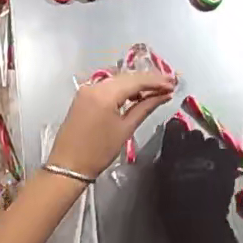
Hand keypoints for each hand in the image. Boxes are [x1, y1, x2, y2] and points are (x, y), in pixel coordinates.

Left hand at [46, 71, 176, 177]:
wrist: (69, 165)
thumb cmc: (99, 151)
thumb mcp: (125, 129)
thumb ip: (145, 107)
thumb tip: (163, 95)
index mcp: (104, 93)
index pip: (136, 80)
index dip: (156, 81)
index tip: (173, 84)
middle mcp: (94, 86)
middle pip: (126, 77)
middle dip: (148, 80)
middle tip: (168, 85)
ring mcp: (86, 90)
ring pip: (117, 80)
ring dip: (136, 84)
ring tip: (155, 91)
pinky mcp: (83, 97)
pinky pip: (107, 86)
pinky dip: (122, 89)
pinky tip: (135, 95)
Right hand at [157, 120, 242, 242]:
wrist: (199, 227)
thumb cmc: (173, 211)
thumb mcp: (160, 185)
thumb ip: (164, 166)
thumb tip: (167, 156)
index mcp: (173, 155)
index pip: (175, 128)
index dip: (175, 130)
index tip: (174, 134)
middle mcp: (194, 151)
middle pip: (194, 135)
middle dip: (192, 142)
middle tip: (190, 154)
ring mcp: (214, 157)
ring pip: (212, 142)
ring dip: (208, 150)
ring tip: (205, 162)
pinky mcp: (229, 166)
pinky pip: (227, 153)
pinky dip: (223, 157)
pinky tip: (219, 167)